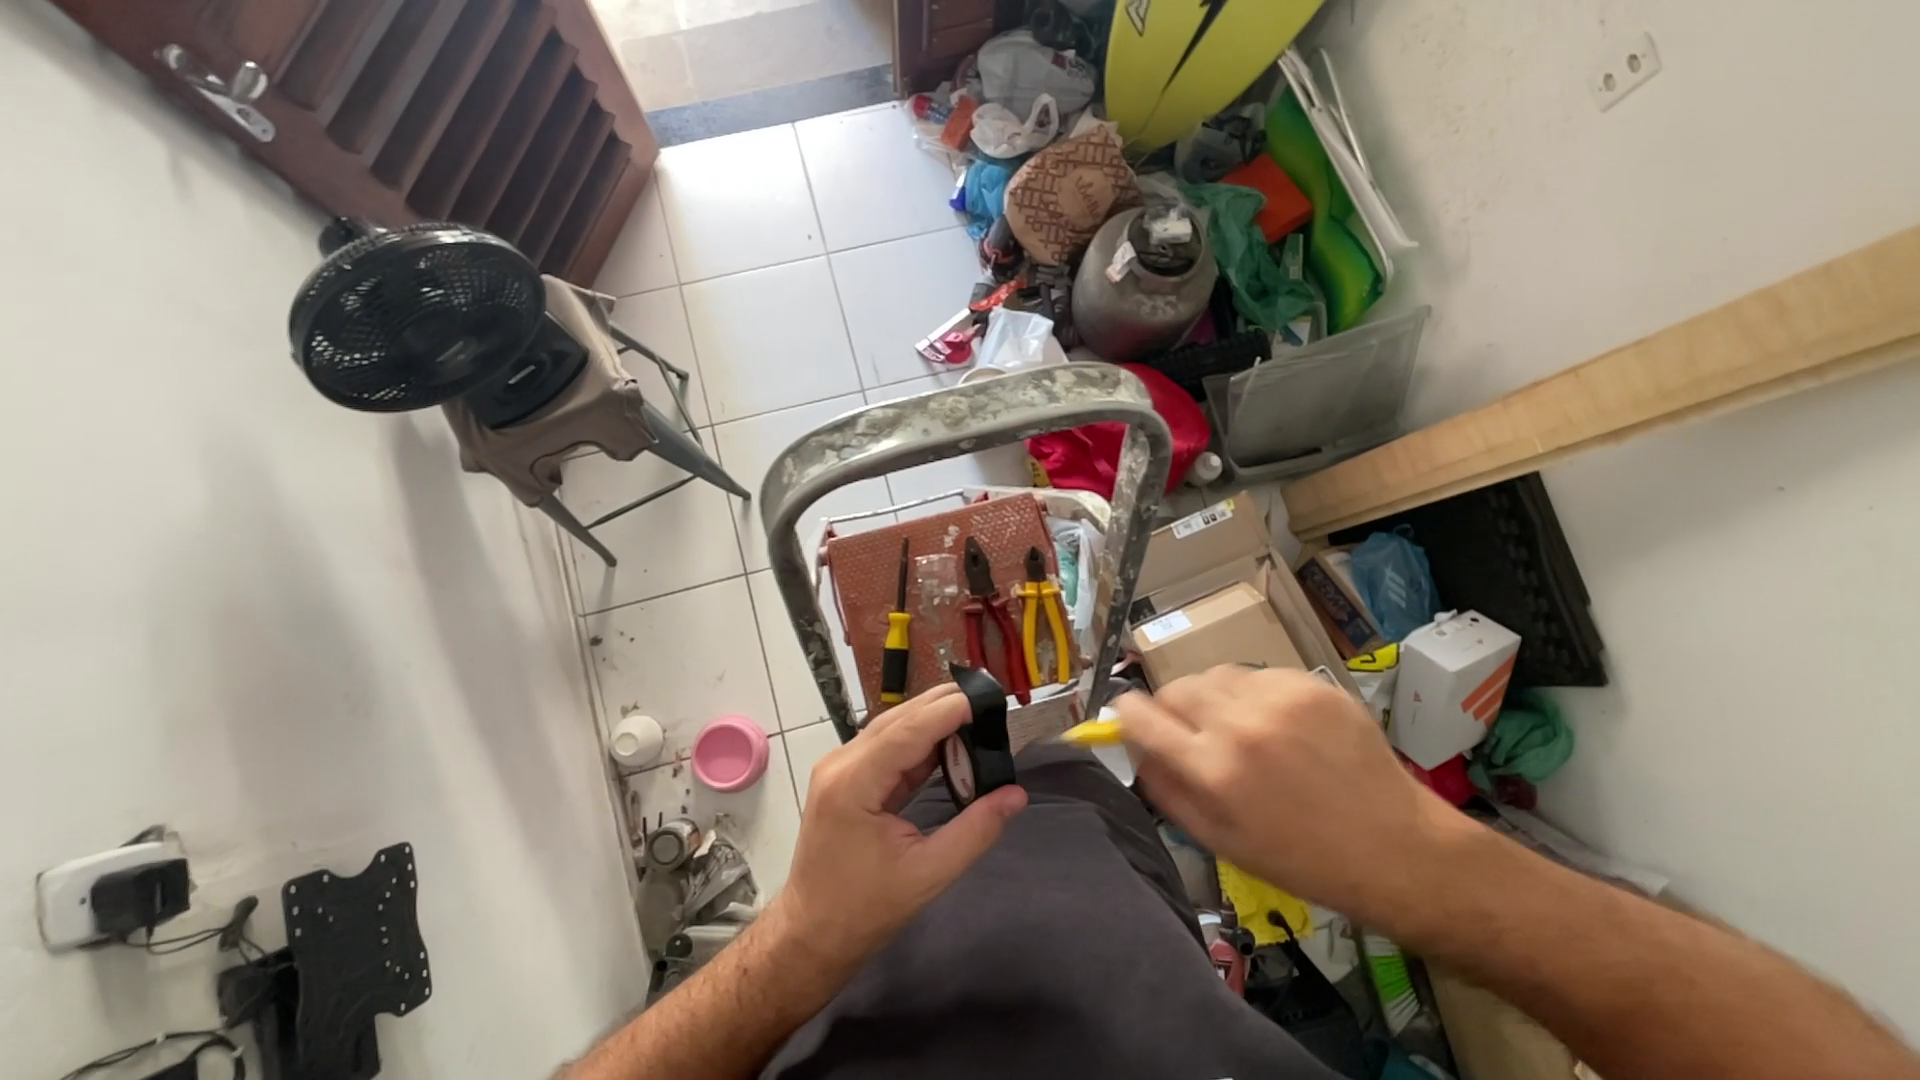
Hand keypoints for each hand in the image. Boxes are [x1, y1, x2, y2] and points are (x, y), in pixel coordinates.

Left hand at [770, 684, 1026, 963]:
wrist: (812, 933)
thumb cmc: (866, 908)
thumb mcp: (928, 874)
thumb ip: (975, 831)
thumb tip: (1015, 794)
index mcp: (854, 783)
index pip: (908, 730)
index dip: (949, 711)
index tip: (989, 699)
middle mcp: (841, 764)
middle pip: (898, 719)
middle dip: (944, 706)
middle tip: (992, 701)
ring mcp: (840, 769)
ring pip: (892, 728)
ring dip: (933, 720)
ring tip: (979, 716)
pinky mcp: (846, 779)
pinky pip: (887, 748)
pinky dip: (920, 742)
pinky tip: (951, 742)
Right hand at [1115, 665, 1470, 923]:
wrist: (1395, 847)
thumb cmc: (1301, 858)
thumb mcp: (1219, 840)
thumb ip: (1167, 790)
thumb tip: (1135, 750)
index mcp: (1213, 769)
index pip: (1141, 716)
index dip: (1127, 715)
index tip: (1130, 719)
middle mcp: (1240, 724)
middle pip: (1175, 687)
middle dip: (1171, 707)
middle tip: (1192, 733)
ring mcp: (1279, 698)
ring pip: (1216, 675)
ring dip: (1213, 698)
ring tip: (1238, 729)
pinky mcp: (1312, 684)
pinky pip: (1259, 675)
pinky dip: (1255, 696)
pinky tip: (1278, 726)